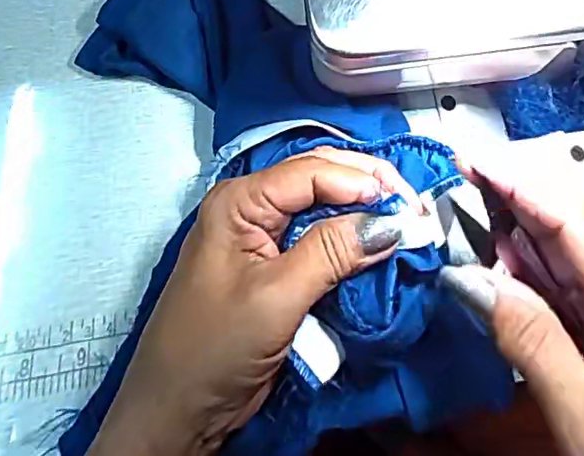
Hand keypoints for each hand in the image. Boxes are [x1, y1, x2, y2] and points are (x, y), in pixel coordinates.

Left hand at [89, 149, 417, 455]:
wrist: (175, 412)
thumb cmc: (214, 348)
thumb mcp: (275, 298)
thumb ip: (329, 254)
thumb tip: (387, 223)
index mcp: (240, 200)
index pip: (307, 172)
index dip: (356, 180)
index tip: (401, 201)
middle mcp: (251, 205)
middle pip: (315, 177)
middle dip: (362, 184)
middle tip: (409, 201)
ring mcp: (261, 232)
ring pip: (319, 204)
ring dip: (359, 209)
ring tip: (400, 214)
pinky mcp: (272, 261)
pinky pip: (316, 235)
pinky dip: (347, 236)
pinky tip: (373, 238)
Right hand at [441, 156, 583, 455]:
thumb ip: (532, 346)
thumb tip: (472, 280)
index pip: (575, 221)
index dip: (518, 184)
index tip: (472, 162)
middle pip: (574, 220)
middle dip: (512, 202)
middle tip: (458, 197)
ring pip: (576, 240)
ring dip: (522, 232)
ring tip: (473, 233)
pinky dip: (541, 262)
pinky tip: (513, 270)